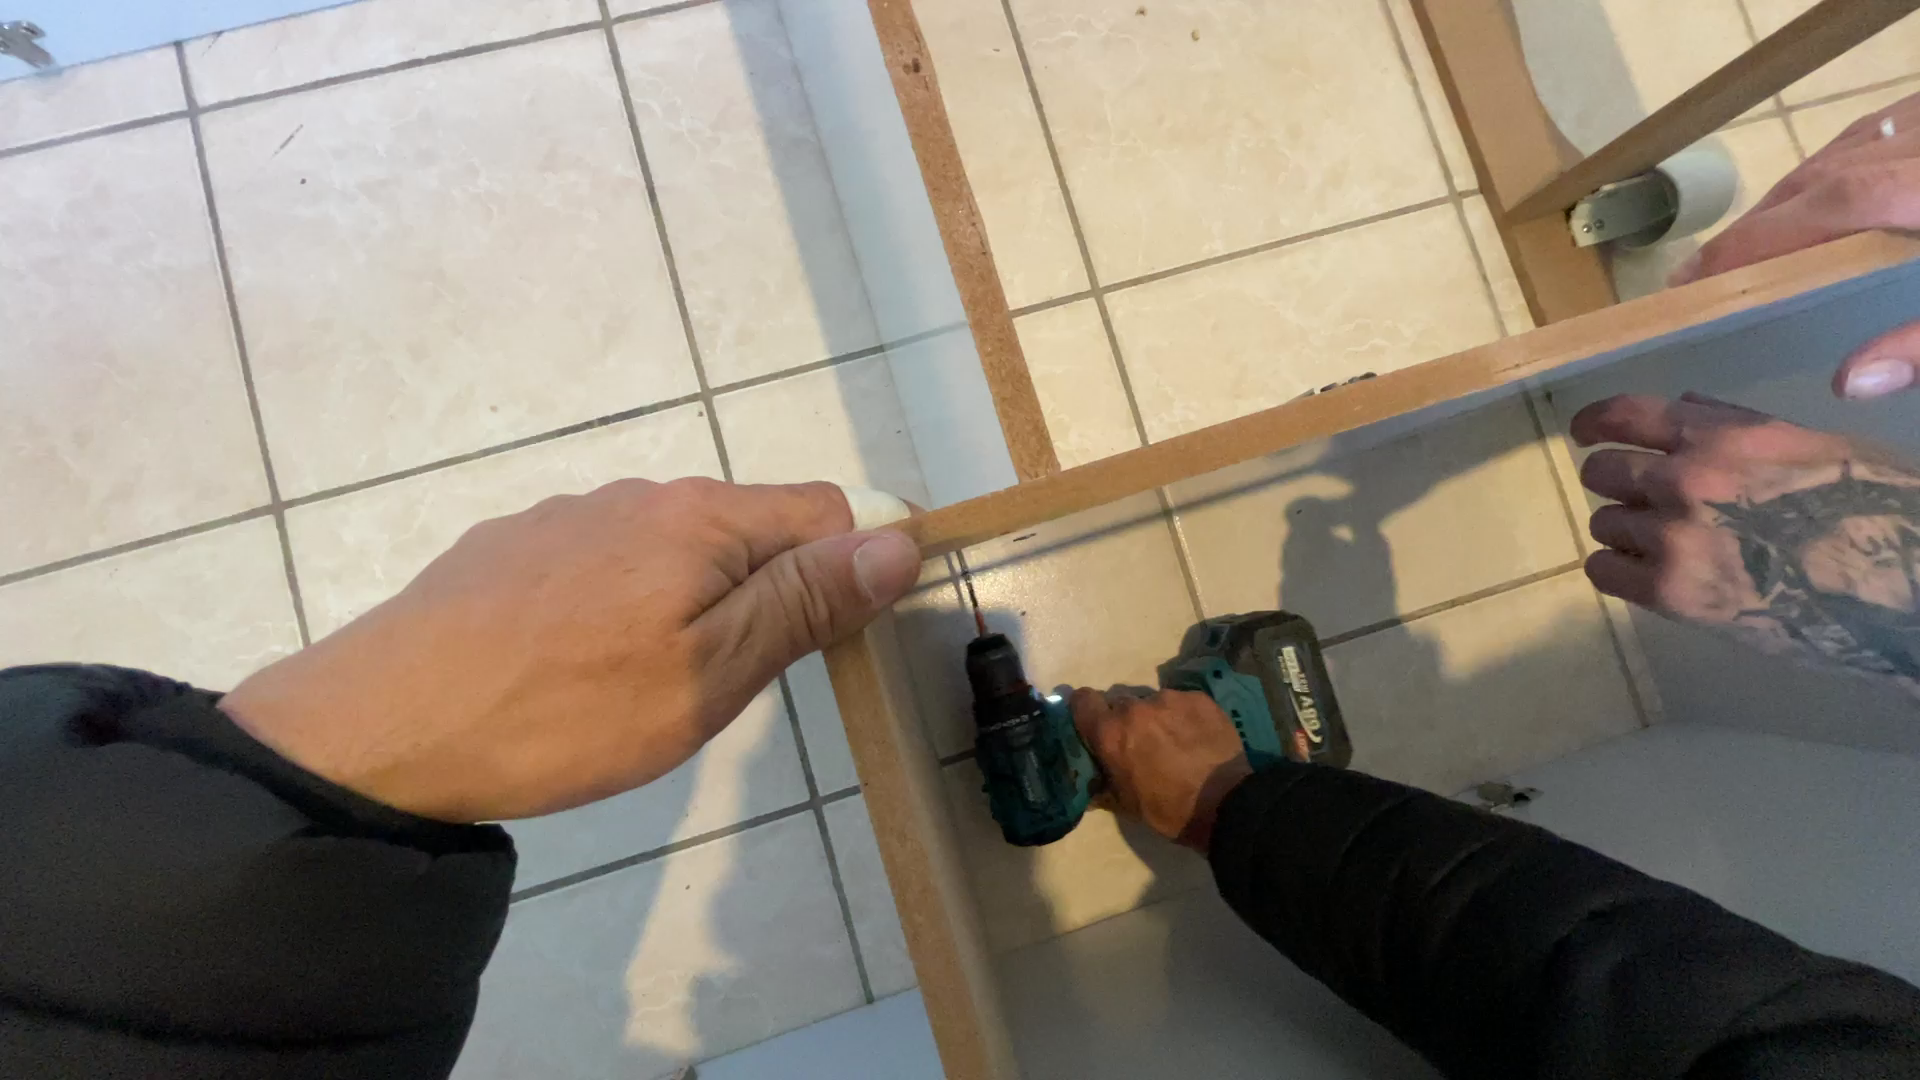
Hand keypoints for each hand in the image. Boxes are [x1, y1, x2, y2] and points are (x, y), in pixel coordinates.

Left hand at [219, 478, 922, 822]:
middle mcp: (646, 496)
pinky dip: (643, 593)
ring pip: (686, 542)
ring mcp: (577, 514)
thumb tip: (897, 540)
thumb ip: (806, 601)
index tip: (858, 618)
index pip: (828, 507)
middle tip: (753, 667)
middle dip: (783, 582)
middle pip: (756, 524)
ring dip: (712, 589)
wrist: (375, 735)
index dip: (863, 553)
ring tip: (669, 670)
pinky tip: (594, 652)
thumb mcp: (714, 671)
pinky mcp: (523, 545)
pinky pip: (619, 556)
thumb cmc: (572, 709)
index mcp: (704, 518)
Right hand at [1068, 687, 1252, 852]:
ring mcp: (1168, 699)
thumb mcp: (1125, 804)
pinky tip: (1197, 736)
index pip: (1082, 700)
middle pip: (1119, 703)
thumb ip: (1101, 784)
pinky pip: (1181, 701)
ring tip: (1175, 741)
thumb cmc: (1169, 811)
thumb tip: (1087, 783)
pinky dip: (1183, 715)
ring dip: (1156, 717)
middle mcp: (1134, 708)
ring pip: (1152, 701)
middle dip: (1125, 720)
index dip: (1087, 711)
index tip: (1095, 723)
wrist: (1227, 805)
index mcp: (1110, 733)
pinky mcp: (1197, 698)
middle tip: (1141, 743)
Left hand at [1573, 393, 1919, 695]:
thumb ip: (1741, 428)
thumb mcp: (1820, 451)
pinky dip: (1620, 571)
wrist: (1915, 594)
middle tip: (1654, 504)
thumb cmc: (1879, 514)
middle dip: (1621, 486)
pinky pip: (1600, 569)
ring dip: (1627, 532)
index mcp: (1726, 441)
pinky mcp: (1667, 591)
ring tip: (1679, 545)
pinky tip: (1656, 573)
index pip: (1624, 416)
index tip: (1584, 434)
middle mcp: (1688, 483)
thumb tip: (1681, 405)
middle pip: (1600, 473)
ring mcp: (1673, 539)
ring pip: (1602, 523)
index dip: (1593, 424)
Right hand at [1670, 91, 1919, 399]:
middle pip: (1823, 177)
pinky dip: (1841, 167)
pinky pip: (1886, 131)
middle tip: (1703, 279)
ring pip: (1849, 150)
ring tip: (1752, 246)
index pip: (1825, 207)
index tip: (1690, 287)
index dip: (1747, 247)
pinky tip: (1827, 198)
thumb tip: (1851, 381)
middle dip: (1753, 230)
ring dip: (1789, 201)